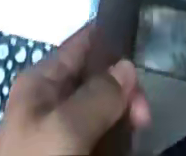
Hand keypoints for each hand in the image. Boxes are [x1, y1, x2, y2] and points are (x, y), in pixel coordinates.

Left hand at [0, 23, 150, 155]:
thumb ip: (98, 95)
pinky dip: (117, 144)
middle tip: (144, 118)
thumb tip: (127, 65)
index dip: (111, 40)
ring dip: (124, 120)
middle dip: (124, 92)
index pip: (81, 43)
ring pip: (103, 114)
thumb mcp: (65, 128)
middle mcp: (50, 103)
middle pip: (97, 81)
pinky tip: (128, 149)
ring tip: (139, 134)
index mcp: (41, 82)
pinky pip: (100, 142)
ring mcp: (60, 136)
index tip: (144, 49)